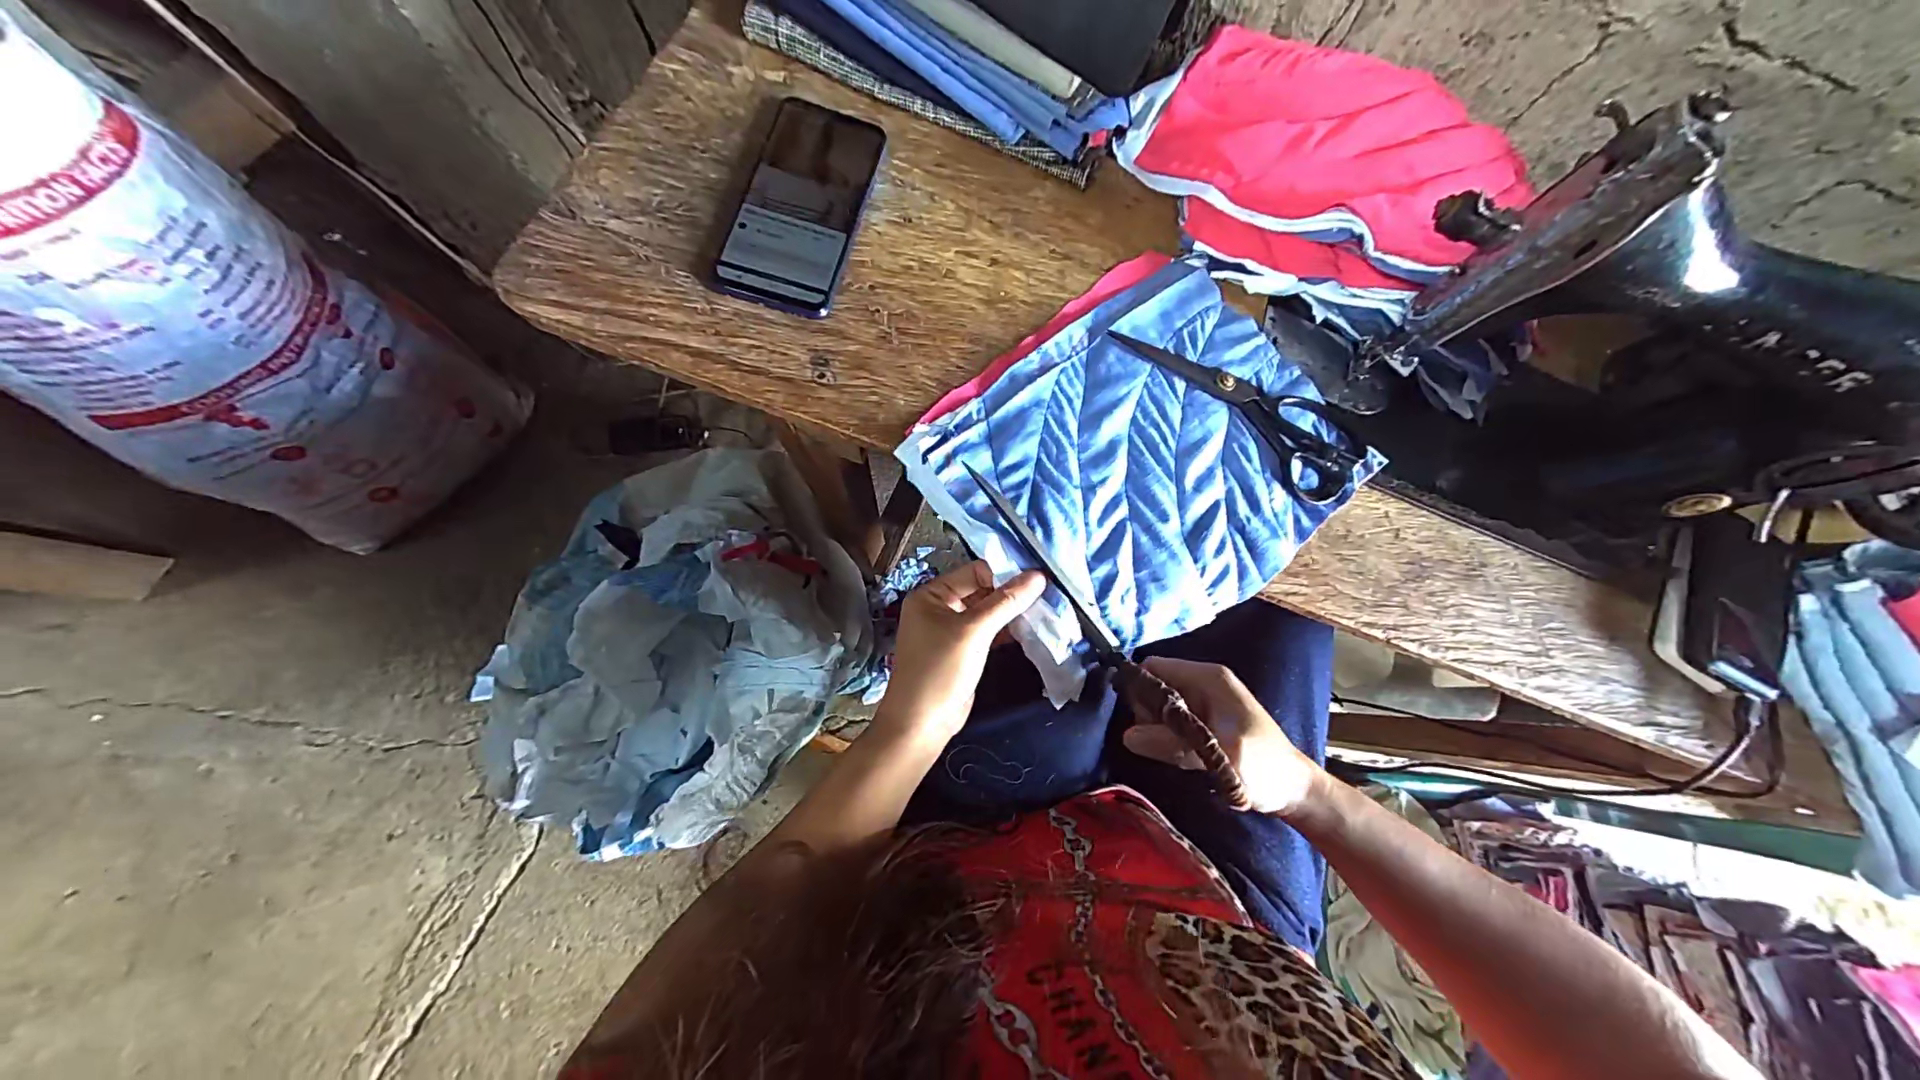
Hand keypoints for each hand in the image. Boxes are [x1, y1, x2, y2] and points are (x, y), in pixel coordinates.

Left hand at [878, 561, 1046, 743]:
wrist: (921, 724)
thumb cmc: (940, 671)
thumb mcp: (974, 632)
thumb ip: (1006, 602)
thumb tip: (1037, 576)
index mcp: (930, 595)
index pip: (974, 572)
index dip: (1003, 575)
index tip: (1036, 582)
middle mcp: (938, 608)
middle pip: (981, 590)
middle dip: (1009, 595)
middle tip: (1045, 597)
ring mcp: (949, 631)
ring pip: (986, 612)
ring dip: (1010, 613)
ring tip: (1042, 612)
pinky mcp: (962, 651)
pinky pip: (987, 632)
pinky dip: (1005, 631)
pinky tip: (1029, 631)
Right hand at [1120, 657, 1328, 816]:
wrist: (1294, 792)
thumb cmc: (1265, 769)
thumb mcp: (1220, 757)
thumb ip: (1175, 743)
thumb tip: (1128, 735)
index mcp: (1208, 677)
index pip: (1153, 667)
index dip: (1139, 690)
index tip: (1141, 722)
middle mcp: (1202, 683)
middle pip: (1151, 687)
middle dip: (1147, 714)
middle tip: (1160, 743)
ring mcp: (1202, 702)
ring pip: (1157, 707)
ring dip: (1157, 731)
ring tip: (1175, 754)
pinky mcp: (1201, 721)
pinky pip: (1168, 722)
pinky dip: (1166, 738)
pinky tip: (1178, 756)